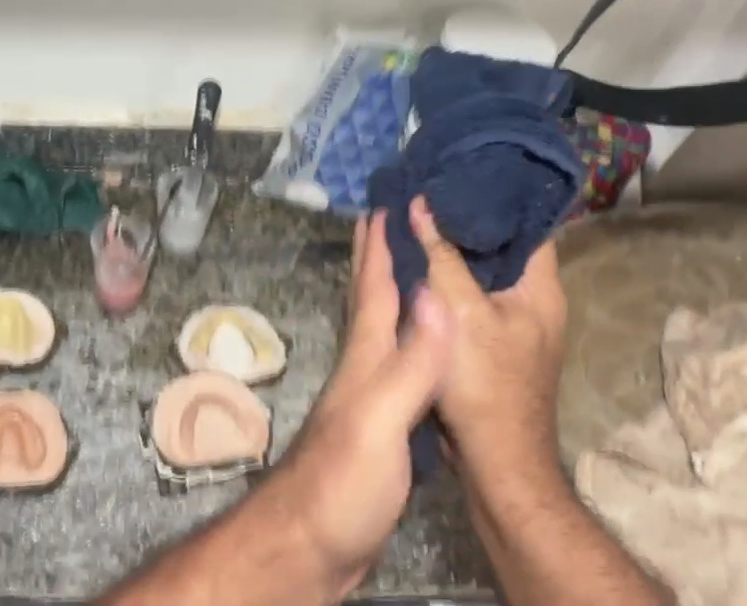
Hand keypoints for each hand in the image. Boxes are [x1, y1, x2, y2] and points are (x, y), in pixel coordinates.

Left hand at [260, 210, 452, 596]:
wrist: (310, 546)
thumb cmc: (344, 483)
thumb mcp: (380, 420)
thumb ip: (411, 363)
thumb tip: (435, 293)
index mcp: (366, 359)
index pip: (374, 289)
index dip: (381, 245)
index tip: (389, 200)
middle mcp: (364, 368)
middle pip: (370, 301)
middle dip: (376, 257)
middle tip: (387, 218)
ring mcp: (368, 398)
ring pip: (381, 330)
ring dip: (391, 294)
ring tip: (408, 269)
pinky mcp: (379, 429)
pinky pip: (394, 366)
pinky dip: (405, 342)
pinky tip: (415, 346)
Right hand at [408, 196, 566, 481]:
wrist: (494, 460)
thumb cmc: (485, 380)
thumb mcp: (460, 310)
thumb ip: (440, 254)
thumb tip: (419, 203)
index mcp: (541, 286)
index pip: (527, 221)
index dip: (497, 193)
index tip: (459, 169)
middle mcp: (534, 299)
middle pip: (501, 244)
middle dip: (465, 217)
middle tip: (426, 187)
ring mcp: (514, 323)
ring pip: (483, 270)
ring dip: (453, 247)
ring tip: (415, 216)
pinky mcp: (491, 341)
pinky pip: (470, 294)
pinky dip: (447, 276)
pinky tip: (416, 264)